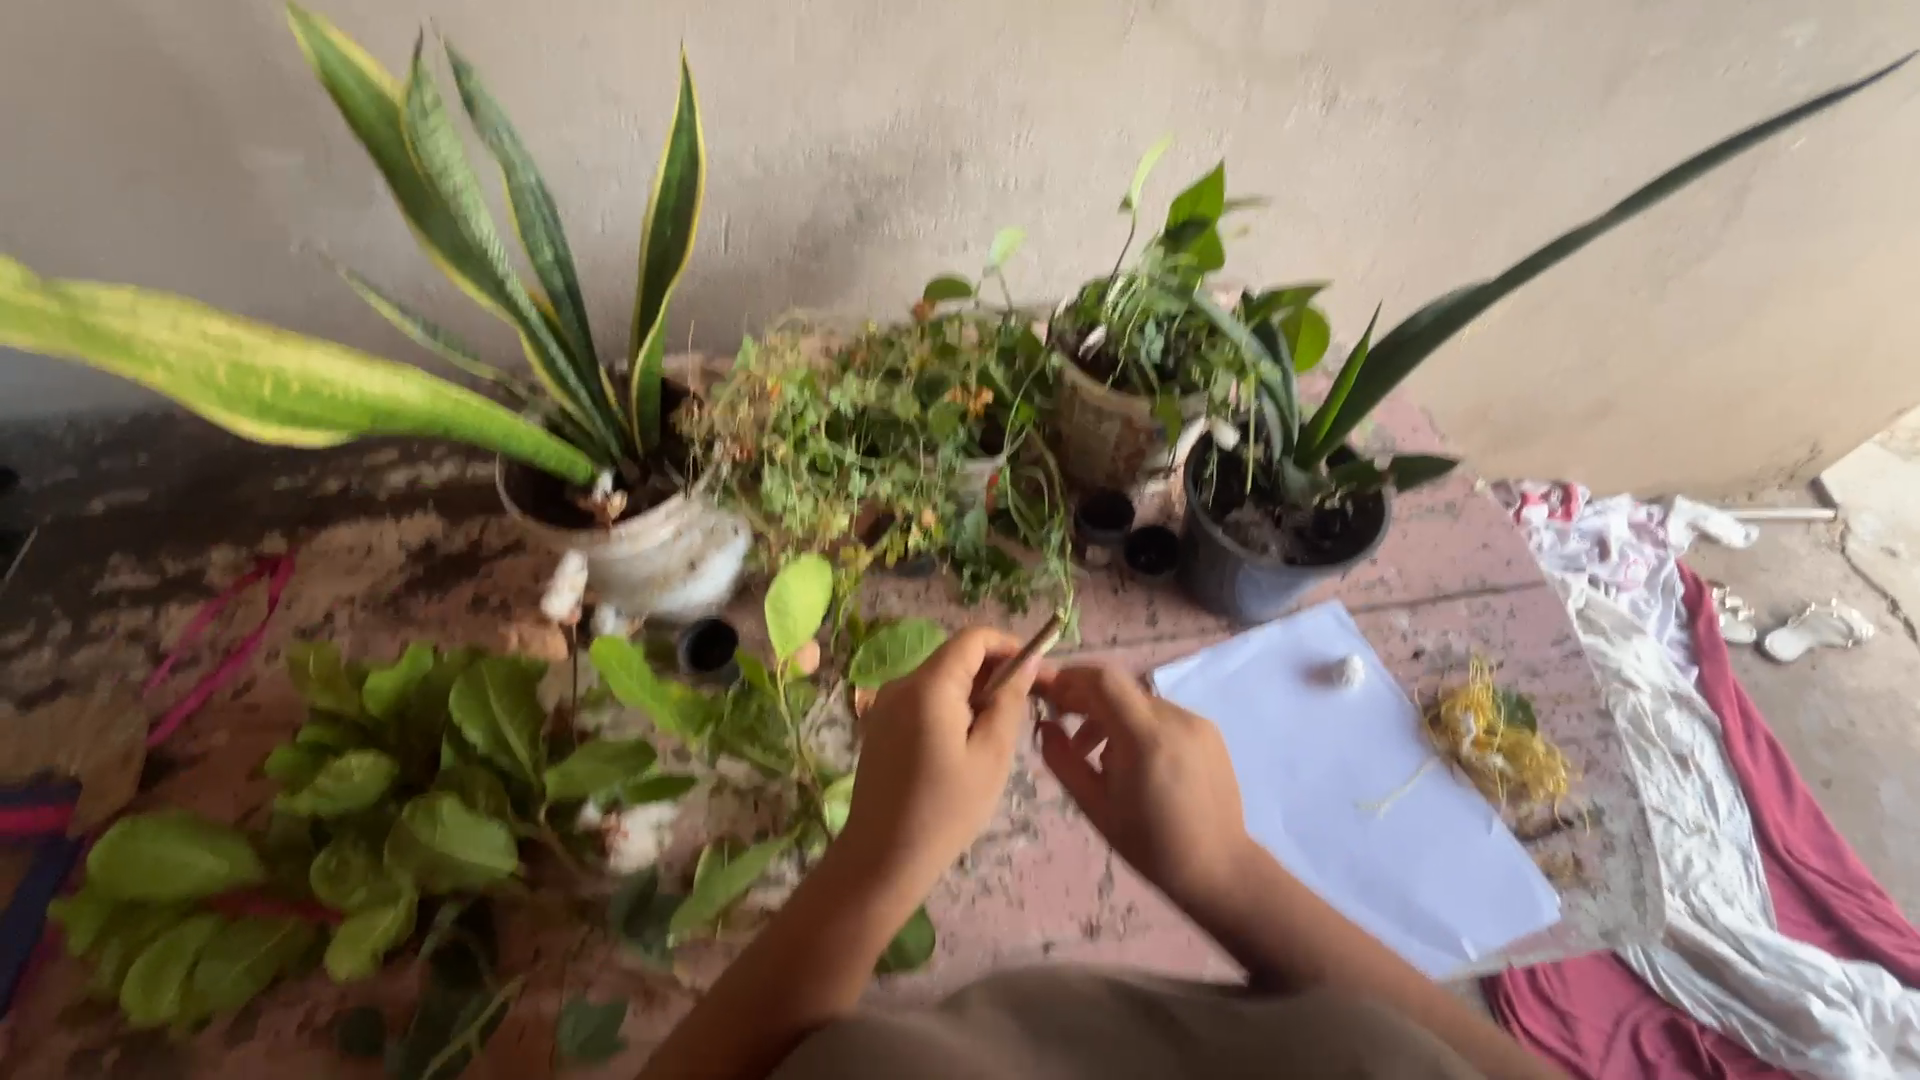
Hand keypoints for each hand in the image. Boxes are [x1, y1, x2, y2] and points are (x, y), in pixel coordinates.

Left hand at [839, 627, 1045, 892]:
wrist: (883, 857)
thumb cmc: (946, 809)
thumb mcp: (992, 755)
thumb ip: (1009, 701)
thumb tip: (1024, 664)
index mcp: (928, 685)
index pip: (973, 638)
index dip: (1009, 646)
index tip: (1036, 671)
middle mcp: (902, 684)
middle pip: (956, 657)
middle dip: (995, 671)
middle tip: (1030, 704)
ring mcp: (886, 704)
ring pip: (942, 679)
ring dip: (975, 692)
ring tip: (1001, 730)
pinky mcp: (881, 725)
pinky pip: (925, 700)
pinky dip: (953, 707)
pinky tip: (968, 743)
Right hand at [1036, 665, 1256, 910]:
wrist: (1218, 869)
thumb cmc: (1150, 844)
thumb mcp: (1094, 807)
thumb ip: (1063, 761)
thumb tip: (1044, 726)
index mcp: (1145, 737)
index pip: (1103, 680)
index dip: (1071, 677)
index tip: (1049, 694)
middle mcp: (1174, 718)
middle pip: (1120, 689)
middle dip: (1086, 699)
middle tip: (1062, 722)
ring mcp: (1196, 722)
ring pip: (1139, 703)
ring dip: (1111, 716)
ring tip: (1096, 756)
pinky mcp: (1208, 732)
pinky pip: (1161, 716)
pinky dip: (1137, 726)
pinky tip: (1132, 762)